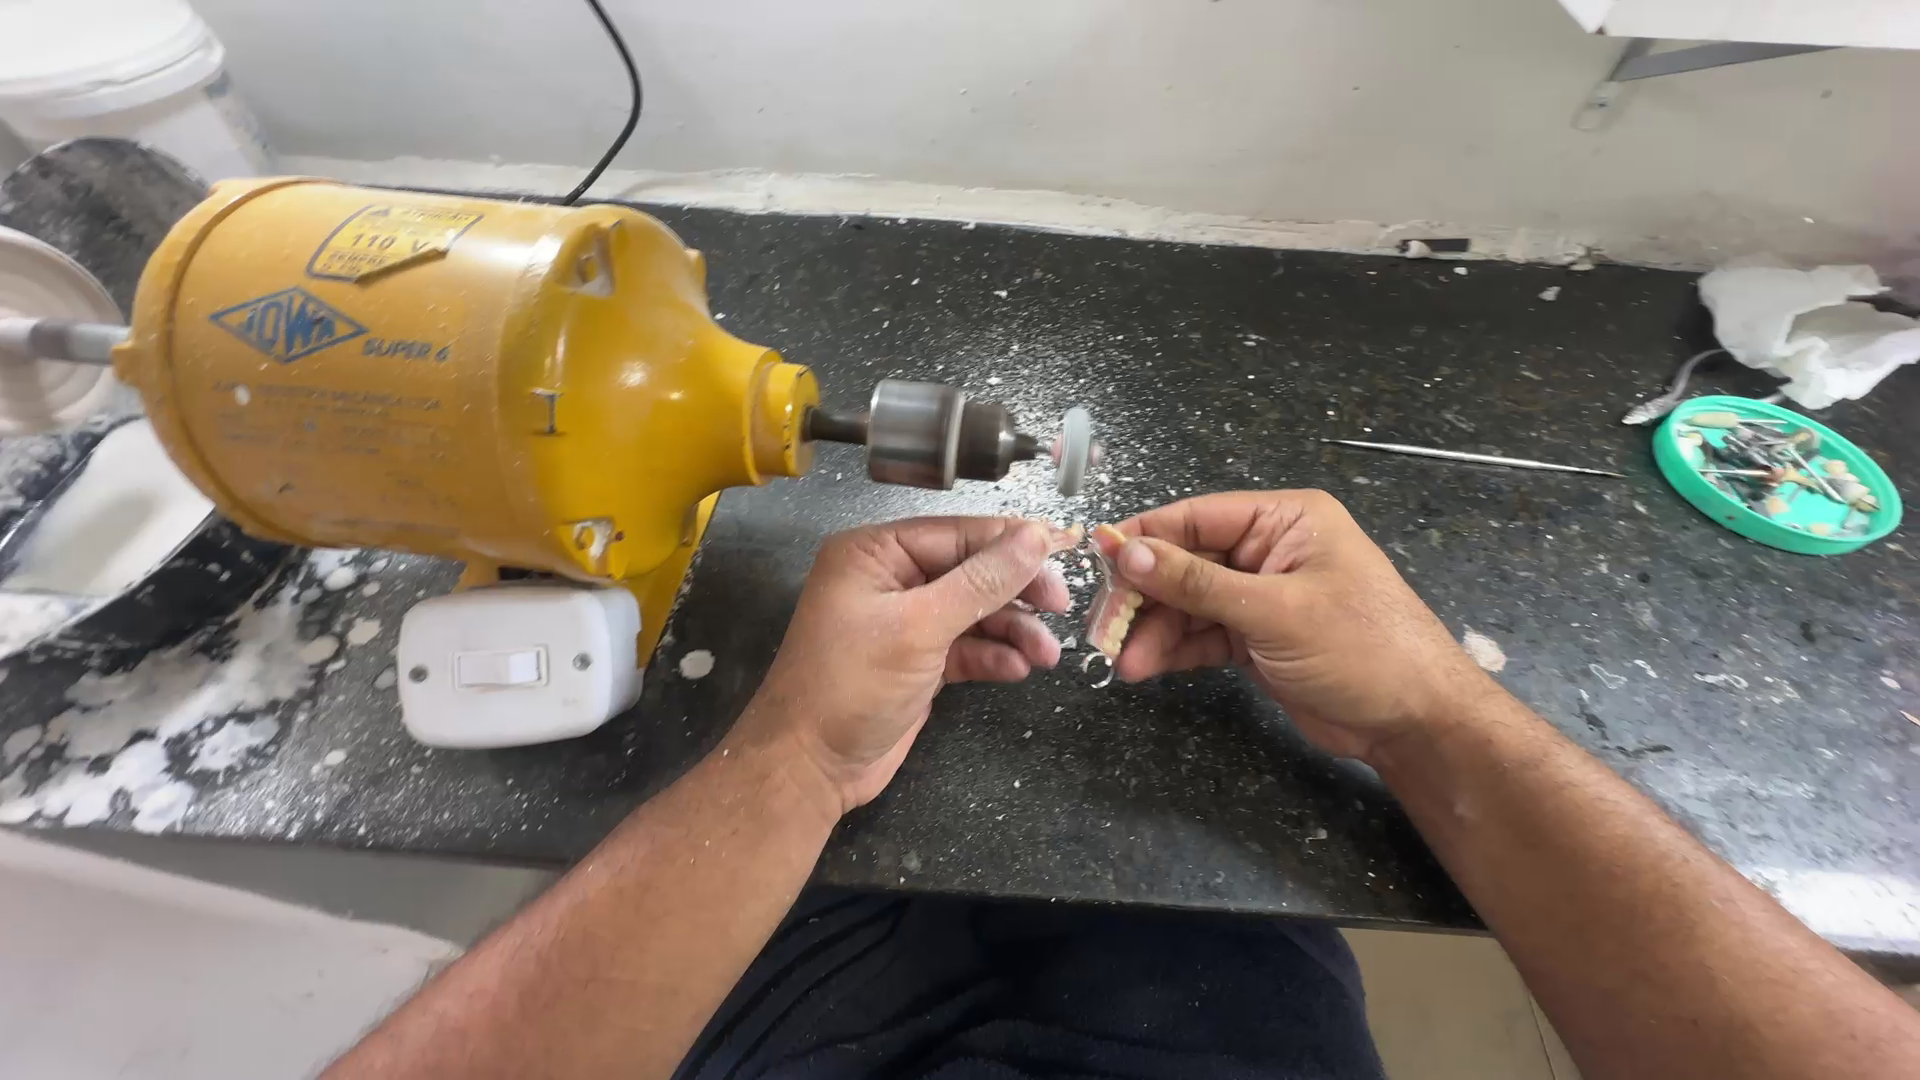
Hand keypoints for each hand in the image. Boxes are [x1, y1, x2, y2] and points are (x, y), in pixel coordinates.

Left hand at [736, 517, 1075, 812]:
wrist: (810, 769)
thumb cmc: (852, 685)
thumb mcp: (919, 628)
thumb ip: (982, 582)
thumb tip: (1036, 537)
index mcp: (875, 552)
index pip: (958, 533)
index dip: (1013, 542)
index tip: (1065, 552)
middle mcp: (891, 577)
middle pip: (971, 570)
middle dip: (1016, 591)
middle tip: (1060, 607)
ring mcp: (905, 620)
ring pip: (974, 610)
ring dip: (1012, 630)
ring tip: (1045, 654)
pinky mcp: (918, 659)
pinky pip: (966, 645)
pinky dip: (992, 655)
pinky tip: (1017, 669)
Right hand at [1098, 490, 1497, 761]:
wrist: (1415, 725)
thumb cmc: (1359, 648)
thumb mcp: (1274, 611)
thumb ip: (1195, 582)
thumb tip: (1124, 551)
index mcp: (1282, 521)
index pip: (1195, 519)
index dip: (1143, 538)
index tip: (1095, 559)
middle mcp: (1265, 550)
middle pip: (1183, 564)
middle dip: (1143, 597)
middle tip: (1103, 627)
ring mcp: (1257, 596)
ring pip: (1185, 604)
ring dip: (1152, 631)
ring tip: (1123, 662)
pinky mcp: (1252, 636)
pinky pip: (1200, 634)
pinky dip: (1172, 649)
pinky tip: (1144, 667)